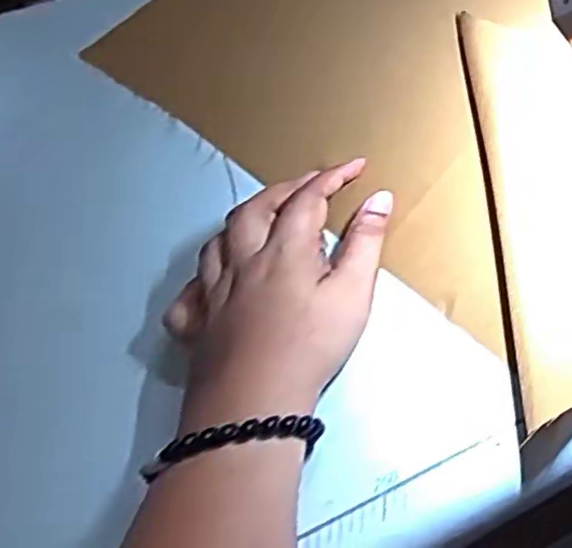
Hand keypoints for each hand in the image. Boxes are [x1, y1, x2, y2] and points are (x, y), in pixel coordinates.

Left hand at [162, 159, 391, 431]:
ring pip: (219, 241)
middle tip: (315, 182)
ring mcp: (212, 296)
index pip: (307, 200)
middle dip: (287, 188)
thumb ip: (366, 240)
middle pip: (255, 210)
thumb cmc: (314, 342)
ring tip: (272, 215)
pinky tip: (225, 276)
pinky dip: (211, 270)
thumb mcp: (355, 289)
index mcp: (284, 252)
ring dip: (247, 218)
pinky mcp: (195, 326)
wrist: (252, 406)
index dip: (332, 177)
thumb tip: (378, 197)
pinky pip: (192, 288)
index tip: (356, 166)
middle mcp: (243, 264)